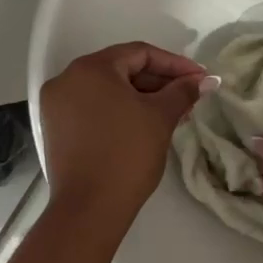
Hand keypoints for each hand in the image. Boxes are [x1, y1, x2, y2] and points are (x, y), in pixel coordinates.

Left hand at [38, 41, 211, 224]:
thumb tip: (205, 80)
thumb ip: (183, 92)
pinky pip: (94, 108)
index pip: (140, 54)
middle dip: (159, 82)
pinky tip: (145, 125)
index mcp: (91, 68)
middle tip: (189, 97)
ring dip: (142, 98)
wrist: (89, 208)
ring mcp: (57, 105)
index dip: (175, 64)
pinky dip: (120, 111)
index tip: (200, 78)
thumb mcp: (160, 117)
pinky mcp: (56, 129)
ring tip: (174, 114)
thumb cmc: (127, 154)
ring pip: (108, 91)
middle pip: (122, 70)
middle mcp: (67, 79)